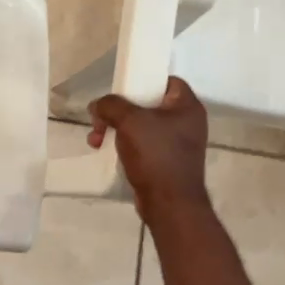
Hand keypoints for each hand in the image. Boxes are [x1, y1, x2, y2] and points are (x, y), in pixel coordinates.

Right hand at [88, 77, 211, 226]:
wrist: (169, 204)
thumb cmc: (156, 156)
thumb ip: (111, 105)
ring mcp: (177, 144)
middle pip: (148, 103)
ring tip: (96, 139)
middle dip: (119, 110)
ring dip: (116, 128)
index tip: (122, 88)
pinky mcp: (166, 162)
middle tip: (101, 118)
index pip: (166, 80)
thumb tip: (97, 106)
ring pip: (141, 125)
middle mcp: (186, 122)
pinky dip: (124, 145)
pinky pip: (142, 144)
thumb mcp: (130, 121)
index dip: (143, 79)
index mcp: (187, 106)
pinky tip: (106, 151)